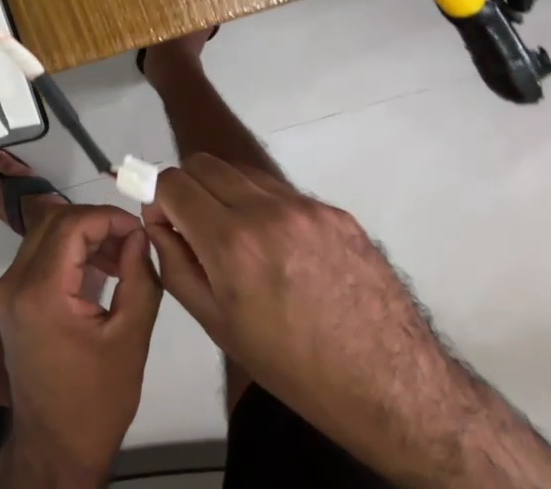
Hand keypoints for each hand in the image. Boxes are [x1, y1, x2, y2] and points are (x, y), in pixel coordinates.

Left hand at [0, 205, 160, 484]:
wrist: (55, 443)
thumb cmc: (97, 399)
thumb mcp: (130, 339)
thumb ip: (139, 280)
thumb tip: (140, 236)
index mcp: (40, 290)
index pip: (70, 224)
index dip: (107, 217)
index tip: (141, 230)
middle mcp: (14, 281)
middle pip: (53, 223)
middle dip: (96, 224)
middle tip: (134, 243)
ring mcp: (8, 290)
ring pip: (44, 237)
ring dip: (82, 238)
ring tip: (124, 261)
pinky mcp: (12, 299)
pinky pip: (39, 258)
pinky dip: (68, 255)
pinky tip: (102, 273)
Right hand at [143, 156, 550, 487]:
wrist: (392, 387)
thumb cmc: (291, 366)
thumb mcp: (215, 324)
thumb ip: (173, 263)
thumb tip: (158, 224)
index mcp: (232, 243)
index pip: (172, 181)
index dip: (159, 199)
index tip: (167, 226)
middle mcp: (268, 211)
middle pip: (203, 163)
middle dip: (187, 187)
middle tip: (195, 228)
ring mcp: (308, 208)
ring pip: (242, 172)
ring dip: (226, 193)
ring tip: (241, 241)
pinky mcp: (338, 214)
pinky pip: (282, 193)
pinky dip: (265, 208)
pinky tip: (282, 253)